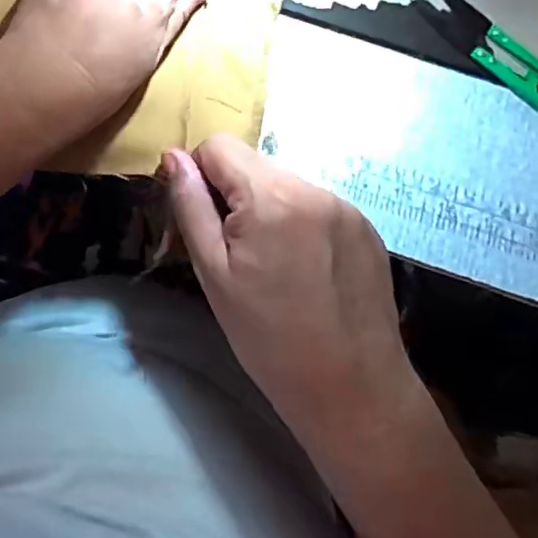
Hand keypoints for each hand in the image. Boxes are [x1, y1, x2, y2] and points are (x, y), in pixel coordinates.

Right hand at [163, 135, 419, 446]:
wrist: (353, 392)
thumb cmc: (267, 337)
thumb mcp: (212, 271)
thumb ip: (190, 204)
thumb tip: (172, 155)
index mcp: (272, 197)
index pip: (218, 145)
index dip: (199, 175)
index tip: (206, 221)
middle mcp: (313, 188)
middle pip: (251, 162)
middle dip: (233, 192)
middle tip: (235, 249)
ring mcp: (346, 206)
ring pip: (281, 181)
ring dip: (264, 205)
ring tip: (270, 261)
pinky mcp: (366, 226)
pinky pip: (313, 202)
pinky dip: (295, 220)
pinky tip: (301, 267)